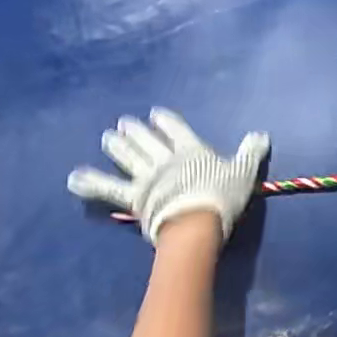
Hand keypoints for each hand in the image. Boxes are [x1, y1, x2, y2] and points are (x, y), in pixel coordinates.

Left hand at [67, 109, 268, 243]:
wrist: (198, 221)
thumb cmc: (222, 198)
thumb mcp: (243, 172)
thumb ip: (251, 153)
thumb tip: (262, 135)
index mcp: (191, 150)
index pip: (176, 129)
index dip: (166, 121)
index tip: (156, 115)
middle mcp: (165, 159)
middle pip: (147, 140)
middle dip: (136, 131)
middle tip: (125, 123)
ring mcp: (146, 177)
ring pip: (128, 156)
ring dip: (117, 146)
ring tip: (107, 137)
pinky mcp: (134, 197)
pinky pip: (109, 188)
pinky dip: (91, 182)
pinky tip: (74, 177)